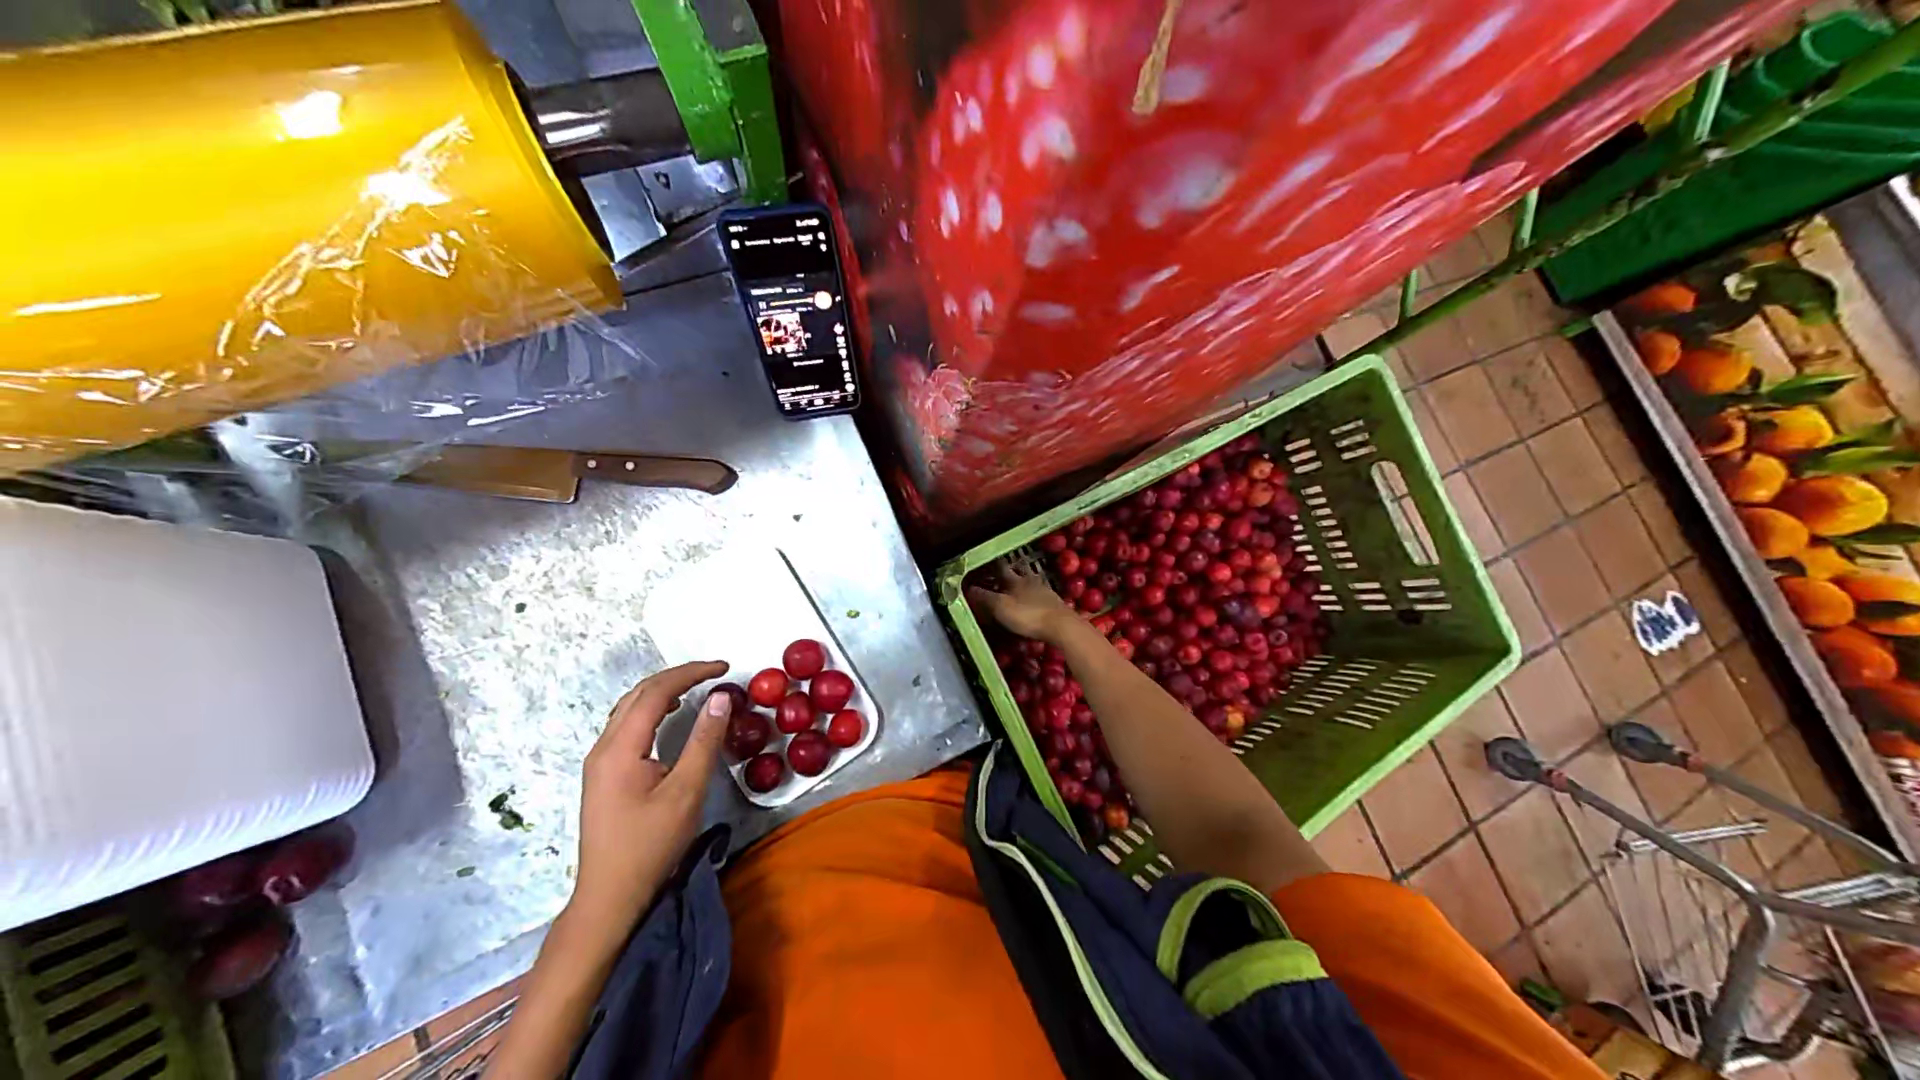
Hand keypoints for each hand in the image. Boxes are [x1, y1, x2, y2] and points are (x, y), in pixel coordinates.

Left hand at [570, 660, 730, 934]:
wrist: (610, 896)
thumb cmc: (650, 845)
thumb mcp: (686, 792)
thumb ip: (704, 741)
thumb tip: (720, 698)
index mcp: (620, 748)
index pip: (655, 692)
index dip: (690, 673)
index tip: (723, 668)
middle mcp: (603, 747)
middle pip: (638, 694)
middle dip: (677, 676)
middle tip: (713, 673)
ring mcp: (599, 762)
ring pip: (629, 708)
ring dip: (663, 691)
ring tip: (696, 688)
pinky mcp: (604, 774)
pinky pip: (627, 725)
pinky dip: (652, 709)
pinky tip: (670, 717)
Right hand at [967, 558, 1081, 643]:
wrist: (1062, 626)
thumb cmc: (1028, 616)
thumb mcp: (1001, 607)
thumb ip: (984, 598)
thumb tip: (967, 588)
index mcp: (1016, 580)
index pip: (1002, 569)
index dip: (993, 566)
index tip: (986, 563)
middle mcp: (1031, 582)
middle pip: (1020, 573)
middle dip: (1012, 573)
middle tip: (1004, 574)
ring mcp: (1046, 592)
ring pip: (1032, 584)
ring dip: (1025, 584)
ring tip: (1018, 588)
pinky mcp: (1056, 605)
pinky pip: (1042, 597)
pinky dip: (1035, 598)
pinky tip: (1034, 604)